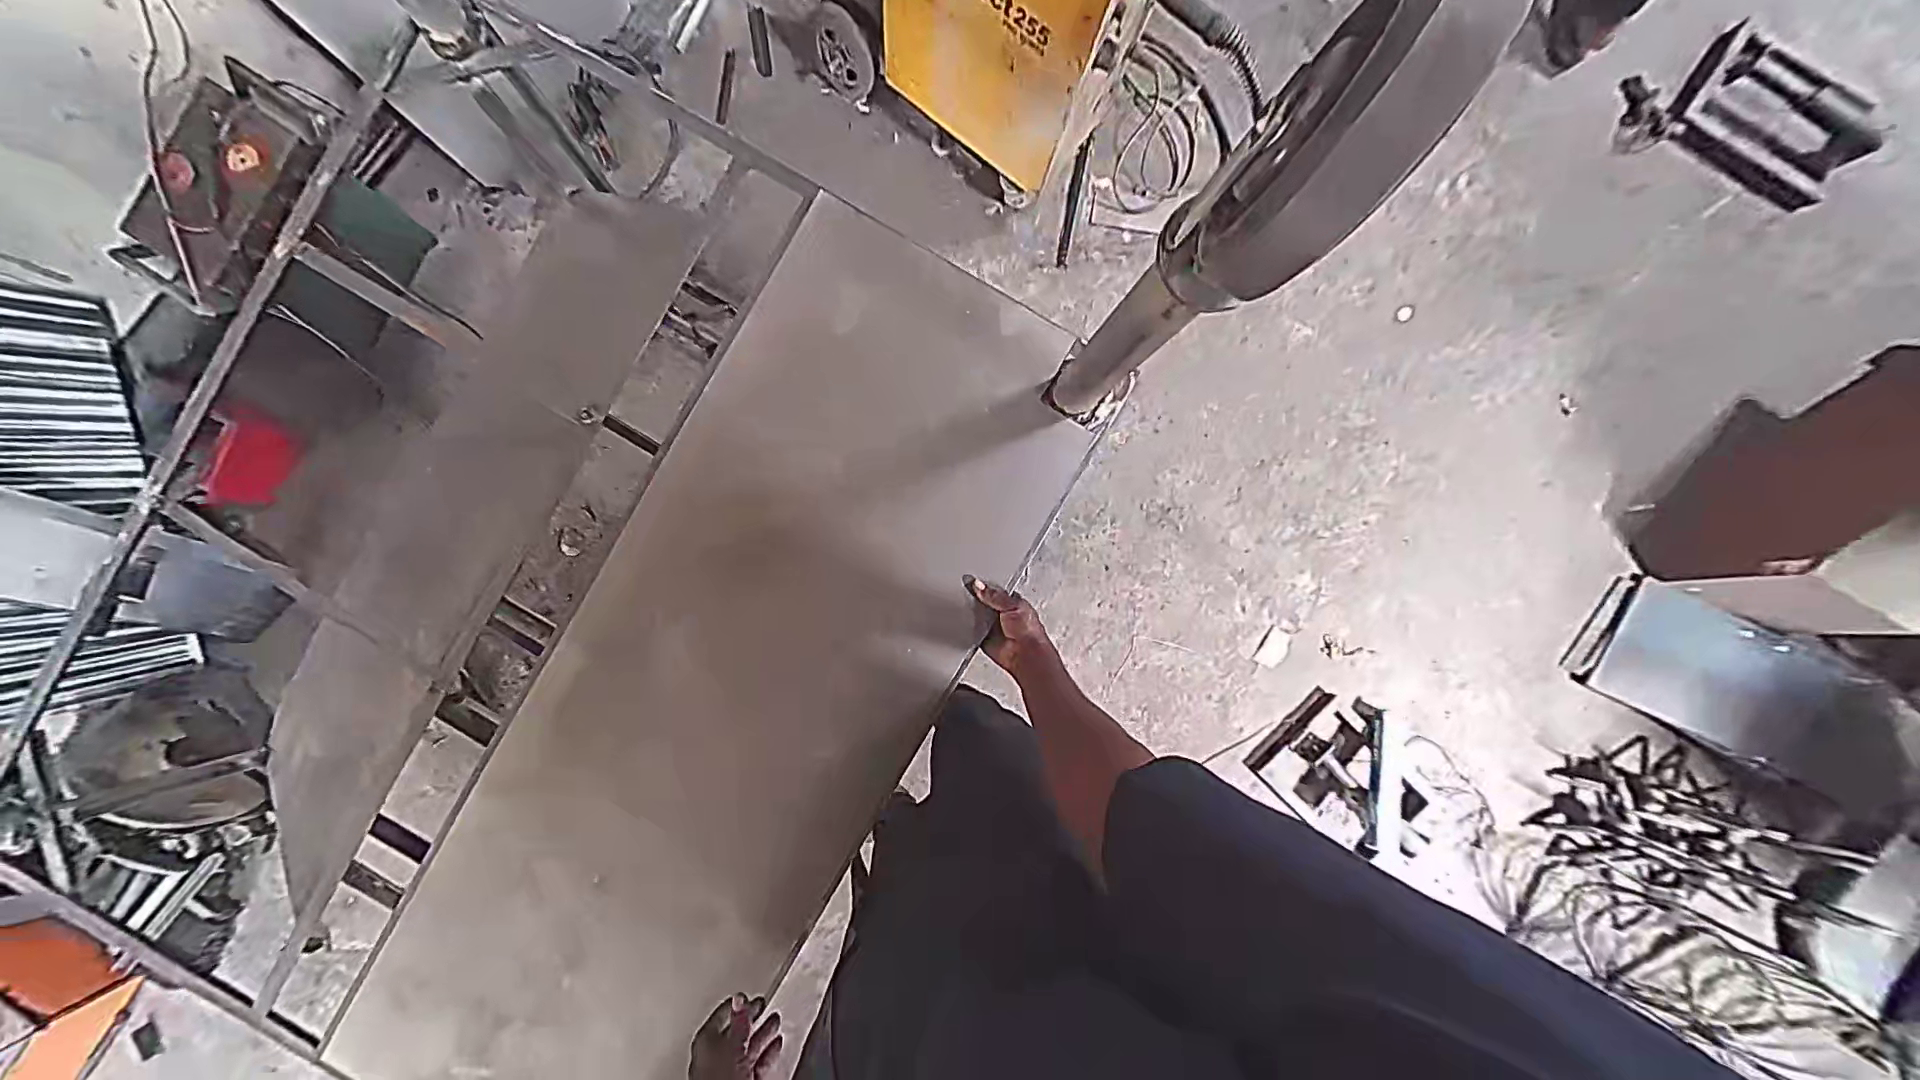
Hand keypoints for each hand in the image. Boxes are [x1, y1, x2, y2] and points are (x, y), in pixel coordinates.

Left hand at [689, 994, 781, 1079]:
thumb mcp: (733, 1045)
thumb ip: (739, 1021)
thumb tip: (740, 1000)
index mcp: (705, 1044)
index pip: (721, 1015)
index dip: (736, 1004)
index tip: (746, 995)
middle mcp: (713, 1059)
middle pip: (734, 1032)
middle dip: (751, 1018)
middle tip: (761, 1005)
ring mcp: (727, 1073)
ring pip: (747, 1047)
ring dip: (762, 1033)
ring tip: (774, 1022)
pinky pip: (757, 1063)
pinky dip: (767, 1052)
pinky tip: (774, 1046)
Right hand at [965, 576, 1057, 678]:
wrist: (1025, 654)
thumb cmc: (1029, 631)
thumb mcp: (1012, 605)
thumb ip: (994, 595)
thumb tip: (980, 585)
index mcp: (1011, 601)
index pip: (994, 590)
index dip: (984, 586)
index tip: (973, 583)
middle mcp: (1001, 613)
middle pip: (982, 602)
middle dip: (976, 599)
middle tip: (969, 596)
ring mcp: (992, 625)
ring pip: (976, 615)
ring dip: (972, 613)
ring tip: (968, 610)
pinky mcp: (984, 637)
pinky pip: (972, 629)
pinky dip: (968, 627)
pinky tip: (968, 623)